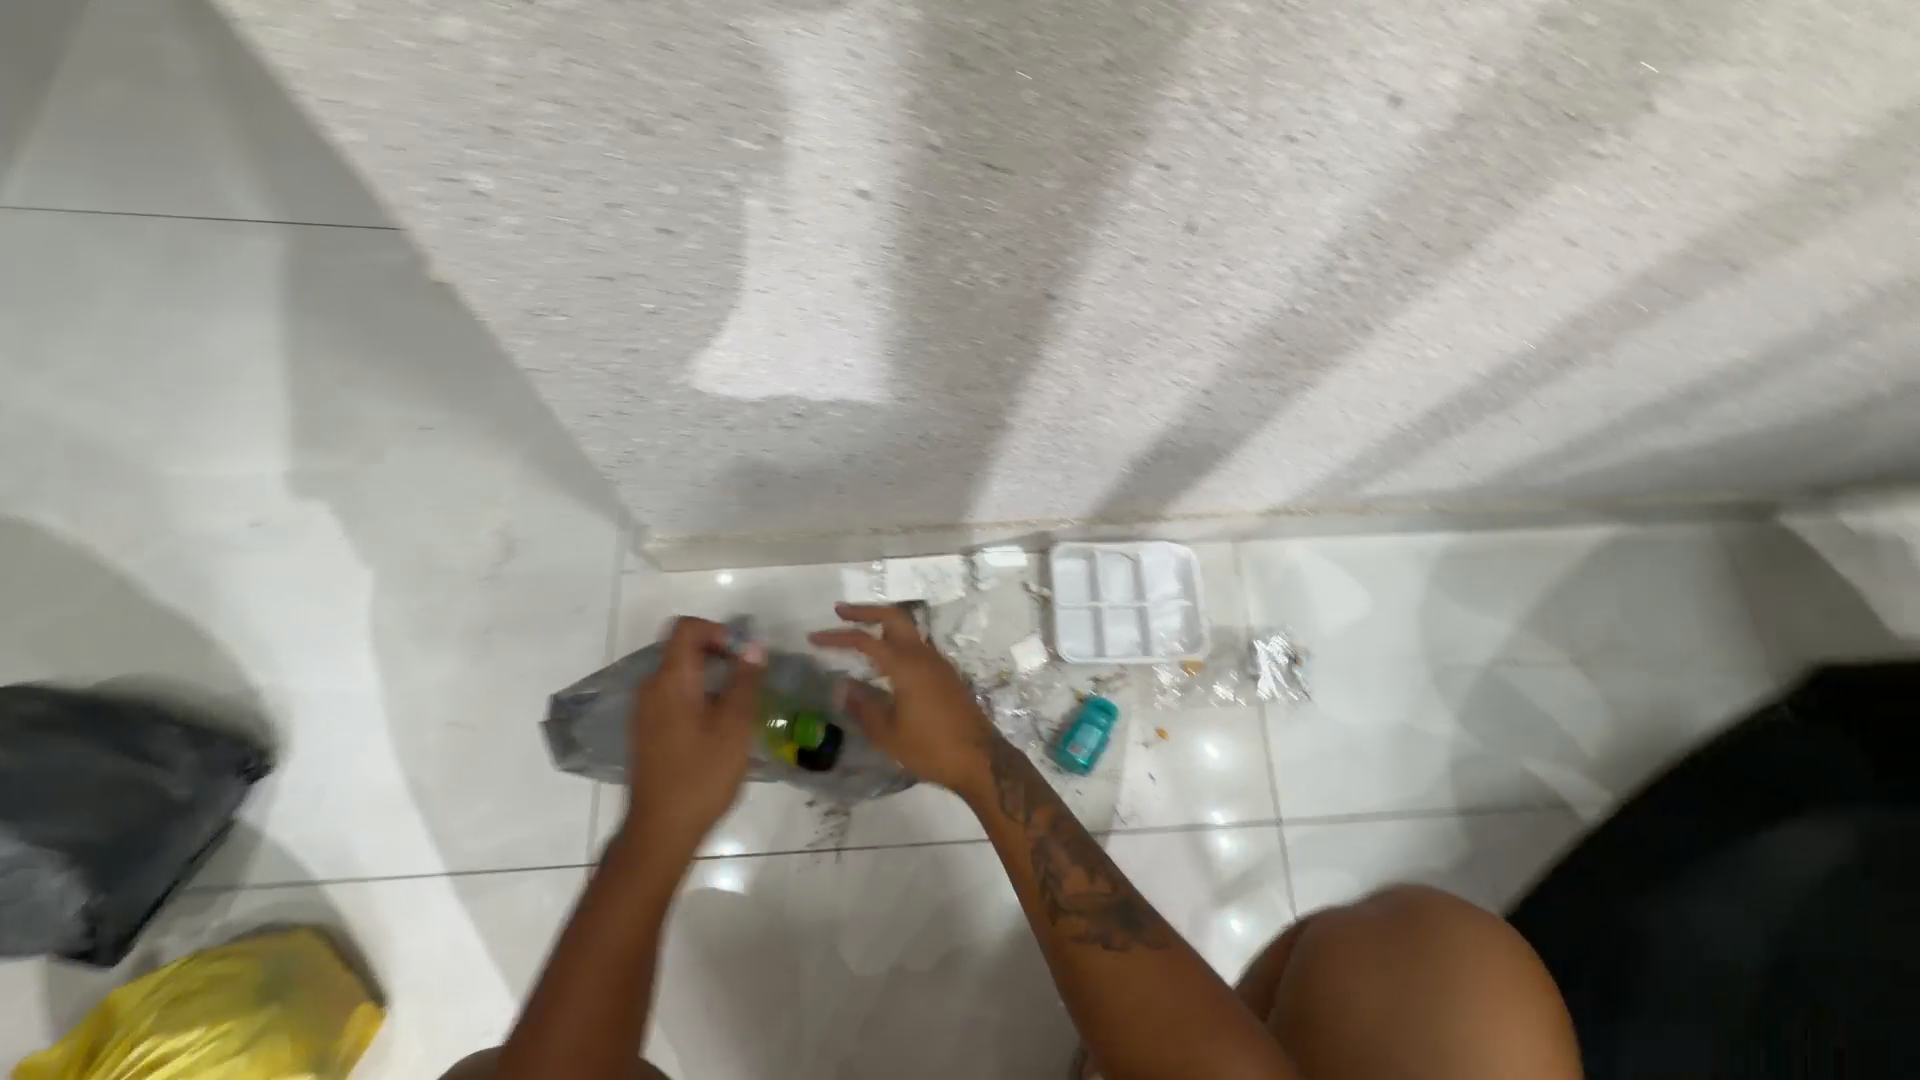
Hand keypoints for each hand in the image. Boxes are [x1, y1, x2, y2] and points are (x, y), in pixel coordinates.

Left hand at [619, 617, 765, 861]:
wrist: (660, 829)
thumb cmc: (702, 775)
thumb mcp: (735, 726)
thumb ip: (745, 681)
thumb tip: (753, 646)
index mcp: (671, 680)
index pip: (686, 628)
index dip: (718, 630)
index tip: (743, 655)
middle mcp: (651, 688)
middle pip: (683, 649)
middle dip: (719, 654)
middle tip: (748, 681)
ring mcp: (645, 710)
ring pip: (679, 675)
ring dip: (710, 678)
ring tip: (738, 706)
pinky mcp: (647, 730)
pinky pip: (673, 696)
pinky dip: (697, 697)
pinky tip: (718, 729)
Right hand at [809, 603, 997, 794]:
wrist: (980, 760)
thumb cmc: (931, 748)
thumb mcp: (888, 734)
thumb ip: (863, 706)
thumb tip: (844, 686)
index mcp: (906, 665)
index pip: (865, 640)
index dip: (837, 637)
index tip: (814, 638)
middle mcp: (924, 656)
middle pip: (894, 617)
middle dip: (866, 611)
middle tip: (841, 612)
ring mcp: (939, 664)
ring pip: (909, 630)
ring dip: (883, 625)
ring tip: (859, 635)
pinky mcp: (946, 676)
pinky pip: (917, 648)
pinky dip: (896, 644)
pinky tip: (884, 664)